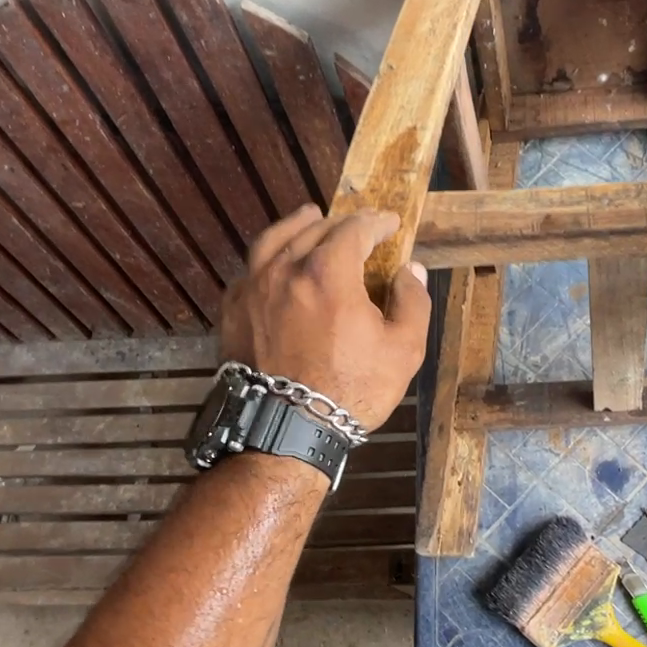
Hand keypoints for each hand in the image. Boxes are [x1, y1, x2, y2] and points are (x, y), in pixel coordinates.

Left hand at [219, 205, 430, 430]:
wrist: (287, 428)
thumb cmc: (351, 390)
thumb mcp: (403, 350)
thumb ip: (412, 302)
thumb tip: (409, 270)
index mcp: (328, 272)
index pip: (354, 229)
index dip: (376, 222)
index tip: (390, 223)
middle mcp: (285, 268)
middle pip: (314, 229)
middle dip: (342, 224)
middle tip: (360, 227)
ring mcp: (253, 288)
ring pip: (274, 240)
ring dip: (298, 226)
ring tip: (310, 219)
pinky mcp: (233, 310)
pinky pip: (251, 268)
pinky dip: (269, 256)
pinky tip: (277, 262)